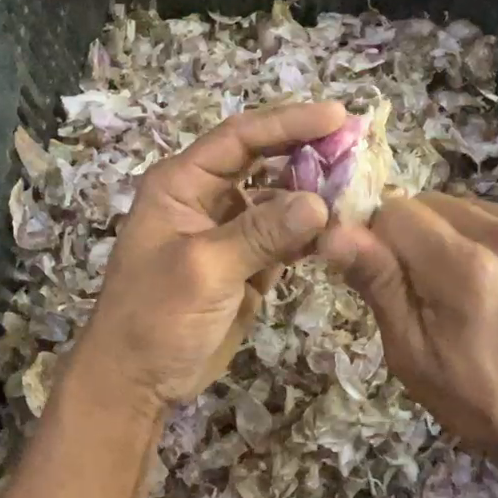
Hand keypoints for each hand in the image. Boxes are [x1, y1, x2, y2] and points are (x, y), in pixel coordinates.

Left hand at [78, 102, 347, 410]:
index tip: (338, 115)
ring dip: (316, 196)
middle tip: (358, 147)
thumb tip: (320, 202)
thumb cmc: (155, 317)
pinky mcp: (247, 263)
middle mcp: (206, 198)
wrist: (137, 382)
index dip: (289, 123)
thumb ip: (261, 233)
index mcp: (182, 184)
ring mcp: (229, 231)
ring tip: (361, 191)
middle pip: (265, 161)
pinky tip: (343, 232)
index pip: (241, 138)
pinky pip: (286, 238)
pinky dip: (312, 235)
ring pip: (281, 199)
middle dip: (309, 153)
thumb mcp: (204, 269)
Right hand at [320, 193, 497, 479]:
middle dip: (420, 237)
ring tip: (476, 289)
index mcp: (468, 271)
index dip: (381, 239)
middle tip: (431, 290)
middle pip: (435, 203)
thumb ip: (378, 283)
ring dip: (460, 236)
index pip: (397, 212)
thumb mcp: (414, 356)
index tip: (390, 276)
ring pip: (474, 208)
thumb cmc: (485, 403)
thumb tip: (333, 233)